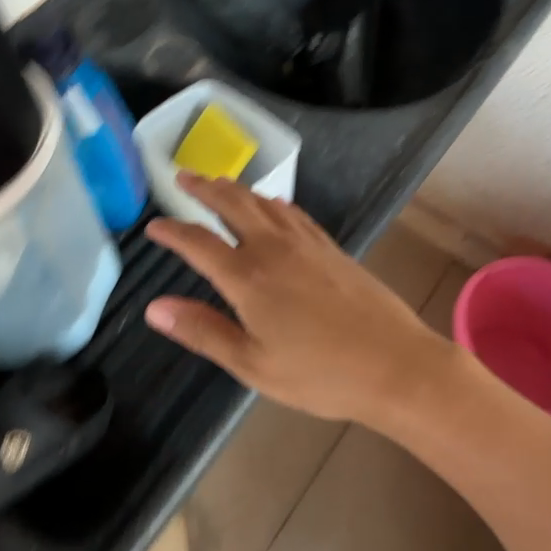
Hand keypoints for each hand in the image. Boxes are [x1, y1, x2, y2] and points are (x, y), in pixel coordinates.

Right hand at [143, 172, 455, 423]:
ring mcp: (307, 244)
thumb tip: (154, 308)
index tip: (154, 224)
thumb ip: (203, 331)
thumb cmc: (320, 374)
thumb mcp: (253, 364)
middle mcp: (274, 249)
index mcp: (248, 278)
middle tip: (184, 176)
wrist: (396, 364)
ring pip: (264, 202)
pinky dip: (274, 202)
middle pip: (232, 205)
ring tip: (219, 183)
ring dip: (237, 189)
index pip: (198, 243)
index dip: (172, 230)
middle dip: (204, 188)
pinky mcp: (331, 248)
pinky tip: (274, 204)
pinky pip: (295, 213)